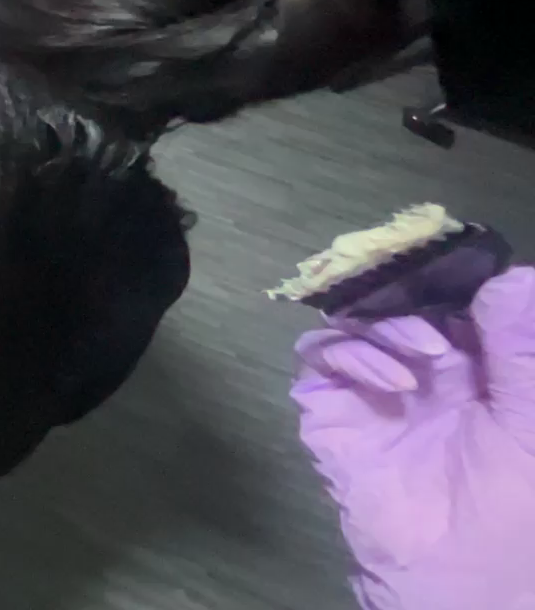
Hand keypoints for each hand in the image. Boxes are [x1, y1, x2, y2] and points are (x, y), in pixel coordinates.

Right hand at [292, 266, 534, 609]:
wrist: (465, 569)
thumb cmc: (525, 504)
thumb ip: (524, 354)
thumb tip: (514, 276)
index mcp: (484, 370)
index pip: (459, 305)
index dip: (454, 281)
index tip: (461, 264)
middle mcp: (425, 366)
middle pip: (399, 304)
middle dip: (412, 298)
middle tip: (437, 311)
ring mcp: (371, 380)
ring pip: (355, 321)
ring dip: (384, 324)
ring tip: (424, 352)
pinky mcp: (328, 398)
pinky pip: (319, 355)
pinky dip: (348, 353)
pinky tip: (388, 378)